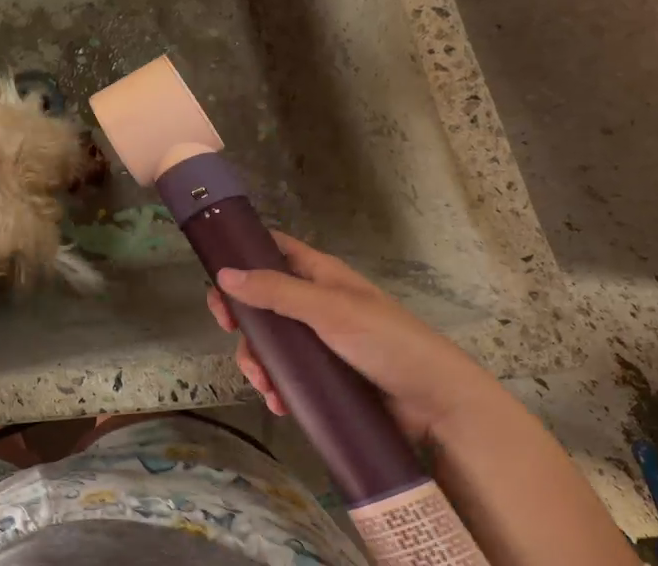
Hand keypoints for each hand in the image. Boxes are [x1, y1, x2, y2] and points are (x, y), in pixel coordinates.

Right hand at [208, 231, 504, 443]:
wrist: (441, 408)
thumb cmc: (389, 342)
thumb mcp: (330, 310)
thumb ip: (276, 291)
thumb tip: (222, 274)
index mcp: (320, 276)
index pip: (272, 249)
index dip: (242, 254)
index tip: (217, 273)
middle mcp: (315, 304)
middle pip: (261, 299)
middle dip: (241, 317)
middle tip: (230, 330)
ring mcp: (319, 342)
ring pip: (269, 341)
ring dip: (256, 360)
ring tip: (263, 384)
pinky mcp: (324, 378)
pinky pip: (286, 375)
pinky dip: (275, 386)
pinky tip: (277, 401)